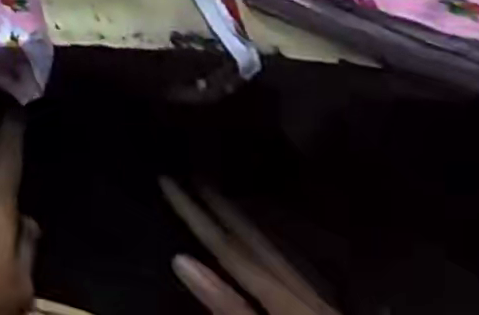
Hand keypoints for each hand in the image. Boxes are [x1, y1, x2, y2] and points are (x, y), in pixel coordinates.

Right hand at [159, 178, 338, 314]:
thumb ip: (231, 310)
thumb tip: (181, 259)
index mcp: (291, 308)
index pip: (232, 252)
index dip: (196, 215)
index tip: (167, 181)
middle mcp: (311, 304)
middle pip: (263, 251)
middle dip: (226, 213)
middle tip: (196, 177)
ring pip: (288, 263)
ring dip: (253, 232)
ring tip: (229, 205)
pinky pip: (304, 280)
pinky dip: (284, 259)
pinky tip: (283, 259)